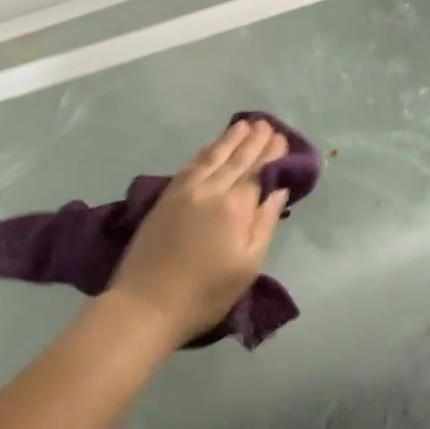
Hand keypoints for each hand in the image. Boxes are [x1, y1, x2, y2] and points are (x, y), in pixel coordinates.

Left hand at [108, 120, 290, 343]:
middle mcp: (211, 189)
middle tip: (267, 125)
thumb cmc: (205, 294)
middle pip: (237, 159)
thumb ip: (265, 223)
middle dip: (254, 141)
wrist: (147, 304)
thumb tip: (278, 190)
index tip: (282, 138)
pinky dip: (206, 151)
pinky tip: (212, 146)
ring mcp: (185, 190)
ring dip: (230, 139)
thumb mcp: (247, 266)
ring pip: (213, 156)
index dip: (271, 155)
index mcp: (235, 207)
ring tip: (244, 125)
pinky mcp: (166, 196)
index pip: (258, 172)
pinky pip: (192, 164)